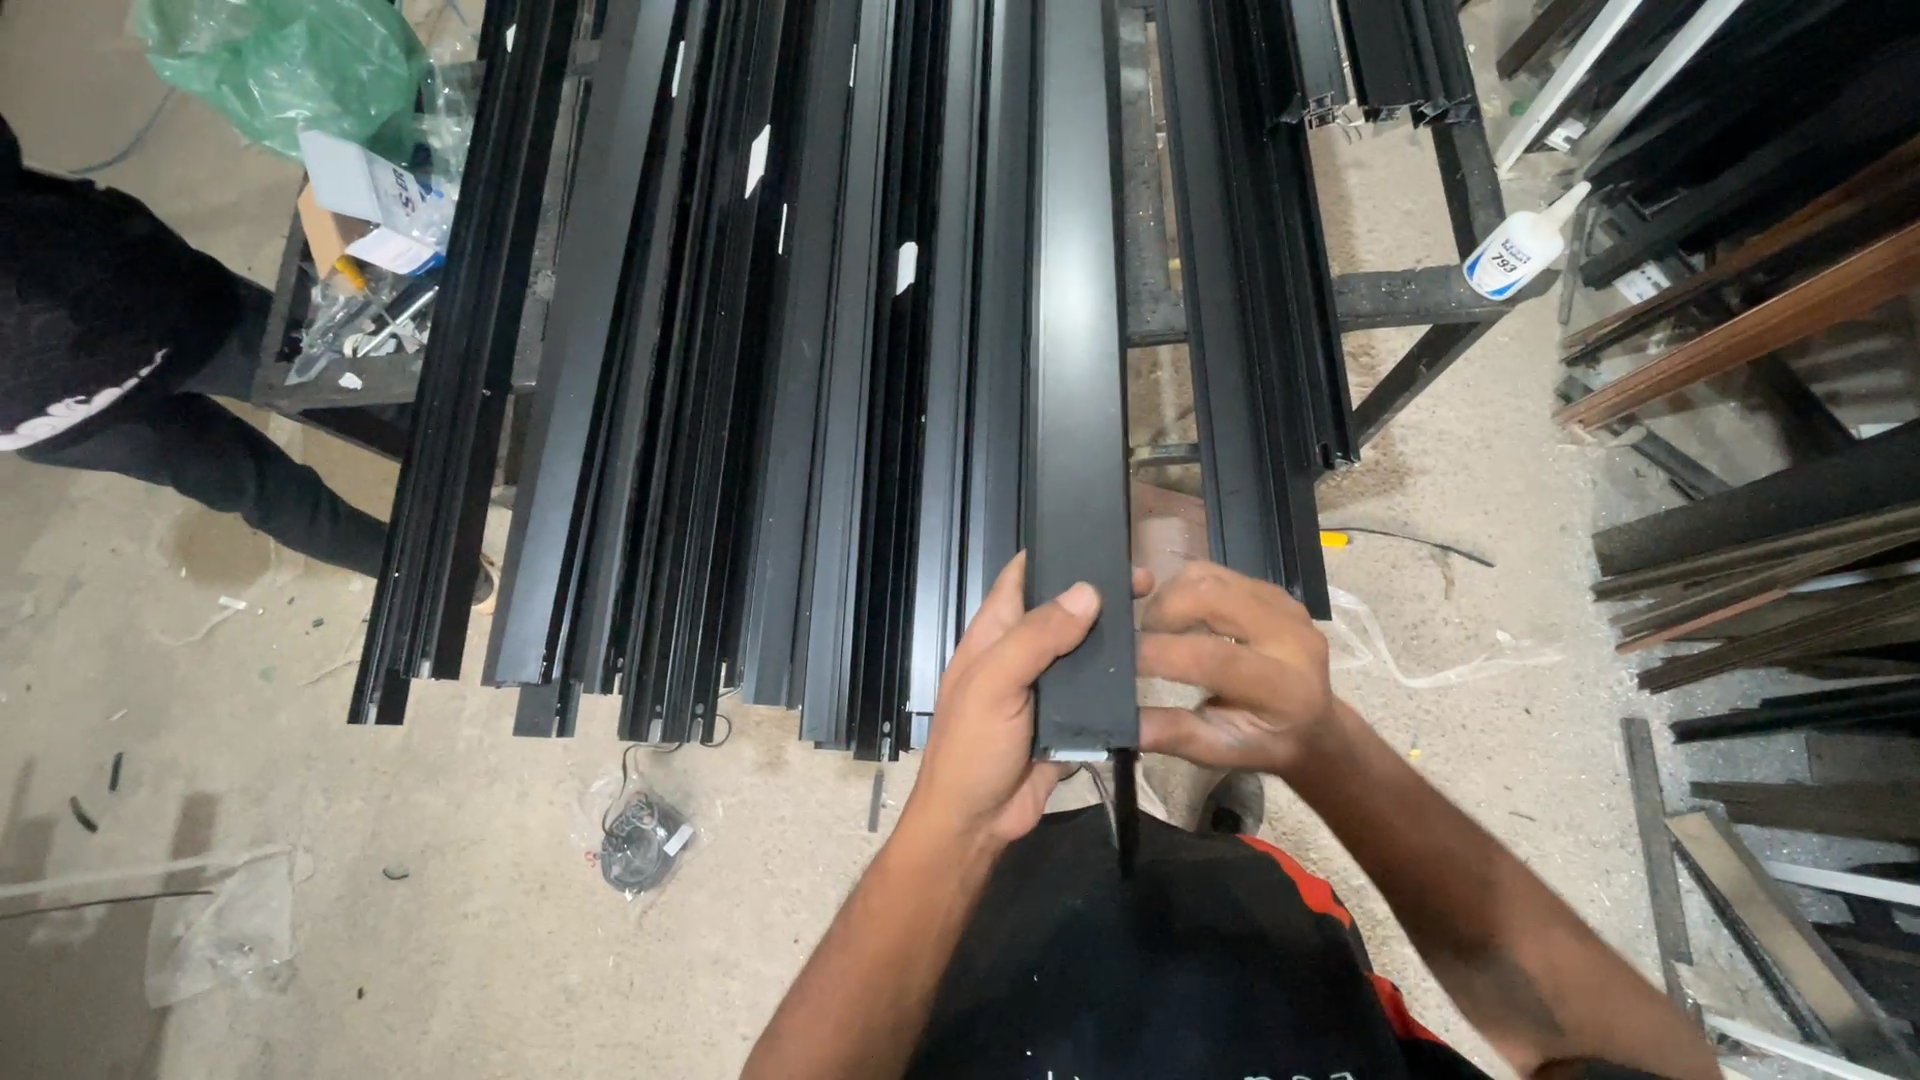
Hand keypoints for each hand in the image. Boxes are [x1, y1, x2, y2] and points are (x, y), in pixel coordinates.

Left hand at [903, 553, 1151, 849]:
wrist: (976, 824)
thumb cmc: (973, 747)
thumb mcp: (995, 684)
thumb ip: (1036, 638)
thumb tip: (1086, 592)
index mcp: (992, 635)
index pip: (1019, 578)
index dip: (1052, 554)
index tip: (1097, 536)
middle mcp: (1018, 654)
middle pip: (1059, 611)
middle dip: (1096, 593)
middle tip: (1146, 581)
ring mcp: (1042, 688)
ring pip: (1081, 651)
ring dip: (1111, 636)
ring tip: (1157, 617)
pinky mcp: (1065, 721)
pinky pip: (1093, 694)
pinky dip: (1116, 682)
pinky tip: (1148, 668)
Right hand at [1135, 560, 1344, 777]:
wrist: (1312, 725)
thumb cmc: (1264, 742)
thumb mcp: (1220, 751)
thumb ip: (1174, 734)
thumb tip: (1123, 720)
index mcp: (1283, 686)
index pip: (1213, 657)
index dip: (1159, 654)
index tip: (1122, 662)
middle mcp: (1291, 636)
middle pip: (1212, 598)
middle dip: (1162, 613)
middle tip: (1140, 640)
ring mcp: (1284, 606)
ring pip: (1210, 577)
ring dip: (1170, 597)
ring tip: (1158, 629)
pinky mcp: (1272, 591)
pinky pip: (1216, 574)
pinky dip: (1185, 590)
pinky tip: (1181, 618)